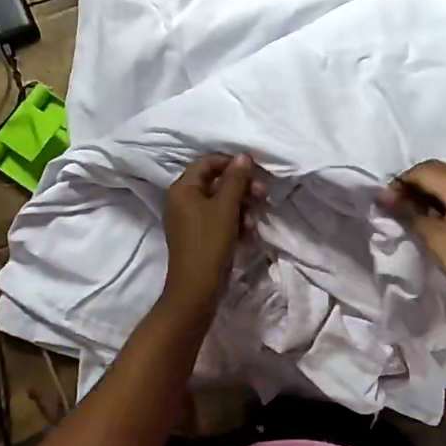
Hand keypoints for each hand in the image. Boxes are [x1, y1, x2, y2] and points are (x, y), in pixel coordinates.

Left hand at [161, 153, 264, 311]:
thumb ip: (236, 180)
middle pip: (215, 182)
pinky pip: (219, 221)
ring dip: (241, 208)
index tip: (255, 170)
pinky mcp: (199, 237)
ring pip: (220, 203)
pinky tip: (249, 235)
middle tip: (263, 195)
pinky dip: (235, 224)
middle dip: (241, 187)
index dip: (231, 163)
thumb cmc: (209, 244)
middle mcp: (182, 201)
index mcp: (182, 189)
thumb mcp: (226, 208)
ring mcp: (190, 220)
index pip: (206, 162)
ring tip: (254, 222)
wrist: (197, 290)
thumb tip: (243, 155)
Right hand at [378, 160, 445, 333]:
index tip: (386, 203)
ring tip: (411, 217)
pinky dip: (443, 203)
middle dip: (414, 187)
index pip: (427, 170)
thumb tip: (381, 195)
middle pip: (440, 173)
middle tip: (396, 209)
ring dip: (428, 195)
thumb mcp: (434, 238)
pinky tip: (433, 221)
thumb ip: (407, 212)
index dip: (402, 182)